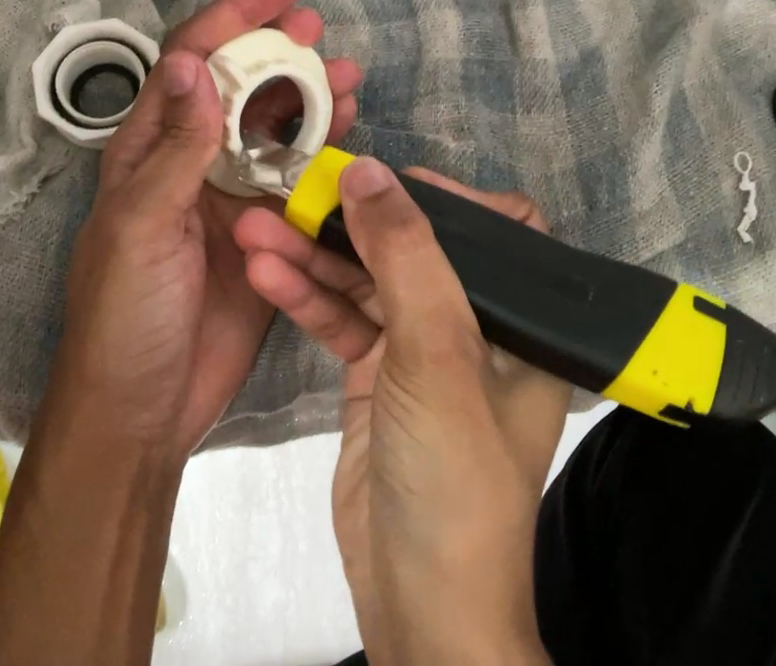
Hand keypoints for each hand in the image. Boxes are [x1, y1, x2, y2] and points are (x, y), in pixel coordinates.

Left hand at [51, 0, 362, 461]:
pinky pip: (298, 183)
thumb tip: (191, 62)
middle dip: (277, 47)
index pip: (192, 60)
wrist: (144, 409)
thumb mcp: (139, 228)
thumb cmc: (125, 317)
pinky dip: (324, 154)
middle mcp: (190, 163)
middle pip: (238, 87)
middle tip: (321, 21)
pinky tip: (351, 133)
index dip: (236, 14)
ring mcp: (230, 200)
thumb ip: (172, 150)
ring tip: (351, 70)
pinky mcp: (265, 236)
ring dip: (310, 97)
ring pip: (275, 131)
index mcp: (148, 151)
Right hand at [234, 160, 570, 664]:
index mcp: (518, 321)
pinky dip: (308, 298)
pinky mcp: (375, 380)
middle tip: (293, 193)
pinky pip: (343, 322)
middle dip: (352, 225)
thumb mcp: (437, 357)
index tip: (379, 183)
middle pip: (415, 253)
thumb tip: (370, 171)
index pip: (497, 232)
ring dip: (315, 258)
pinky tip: (266, 272)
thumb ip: (406, 258)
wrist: (418, 603)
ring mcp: (419, 356)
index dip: (445, 200)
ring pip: (369, 285)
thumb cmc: (453, 477)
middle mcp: (474, 330)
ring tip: (256, 229)